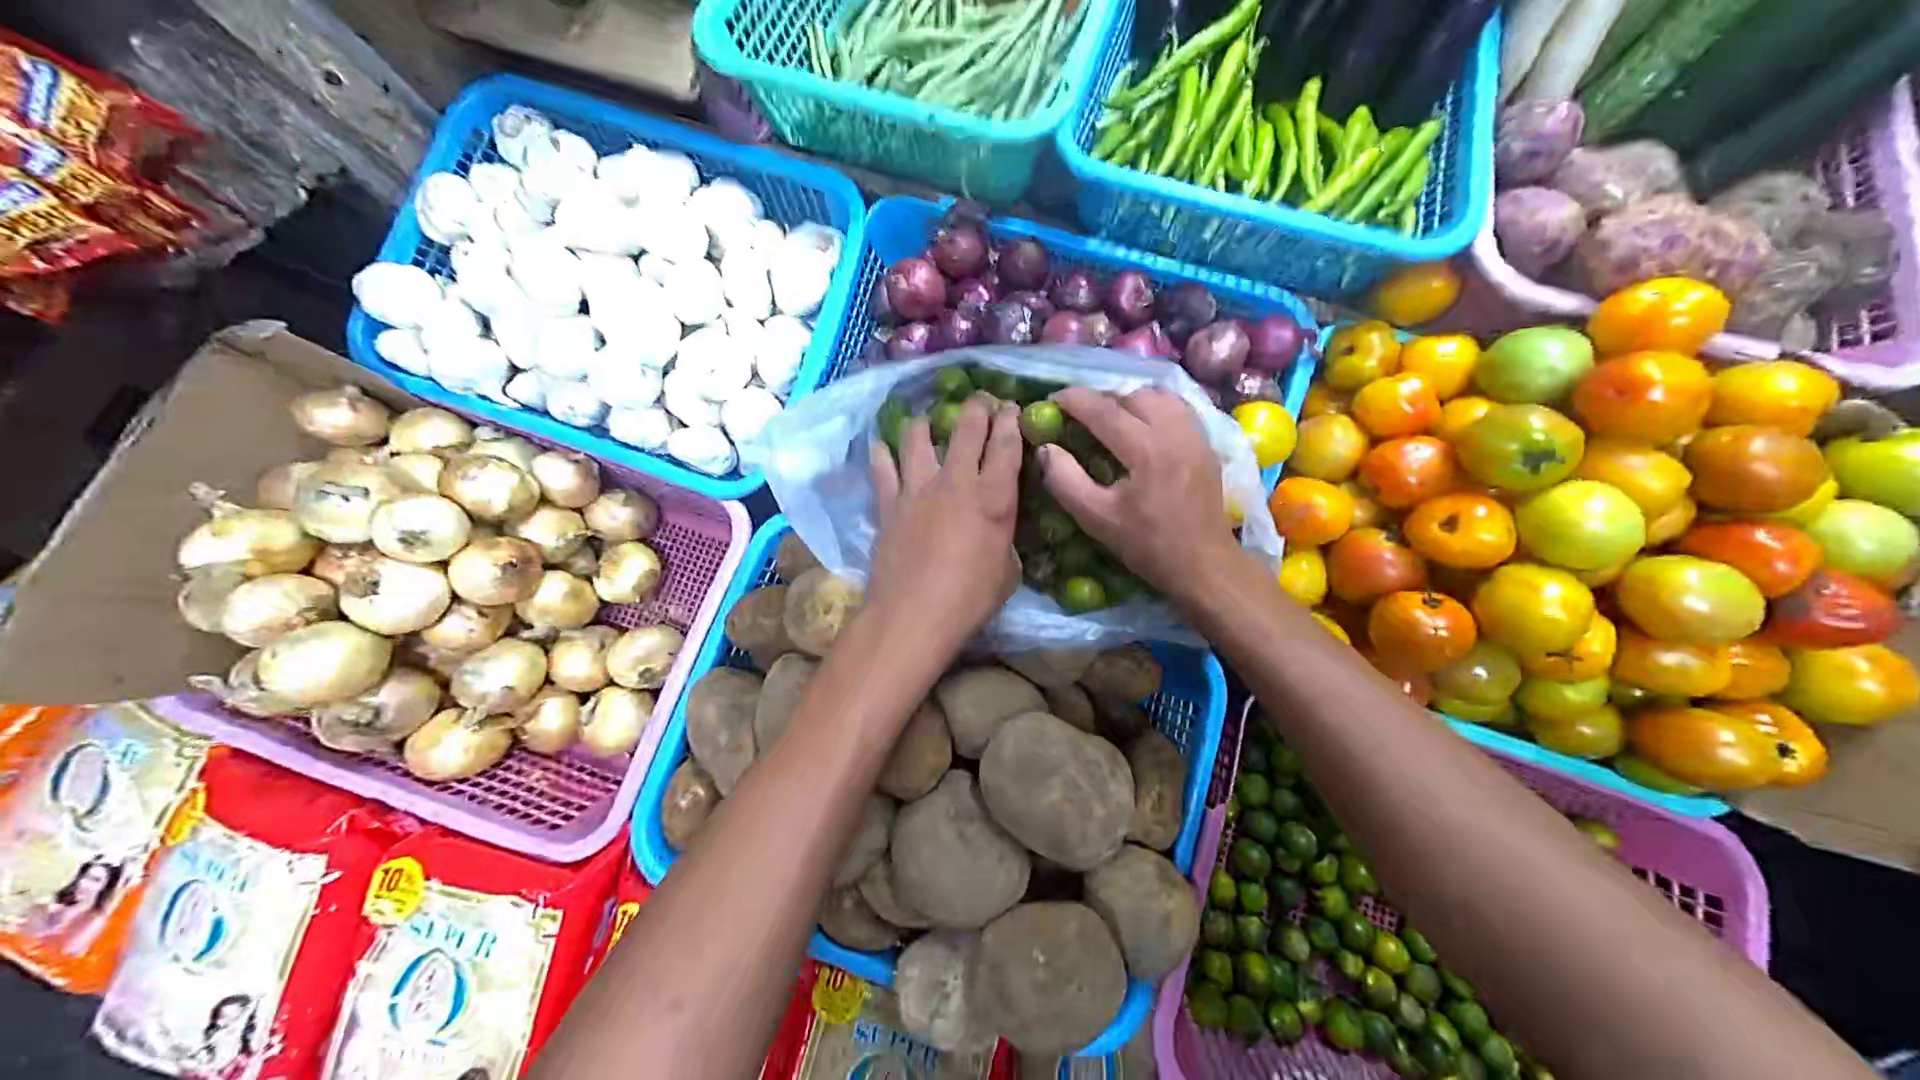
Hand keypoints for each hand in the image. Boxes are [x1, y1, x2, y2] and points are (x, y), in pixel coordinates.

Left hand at [868, 395, 1022, 651]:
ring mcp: (917, 488)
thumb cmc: (971, 598)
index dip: (1011, 421)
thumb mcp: (1007, 571)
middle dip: (977, 406)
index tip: (1013, 407)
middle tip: (980, 400)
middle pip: (966, 427)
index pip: (1006, 445)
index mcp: (994, 497)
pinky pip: (883, 467)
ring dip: (925, 422)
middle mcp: (956, 481)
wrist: (914, 614)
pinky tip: (881, 445)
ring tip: (927, 420)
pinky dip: (883, 453)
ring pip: (918, 437)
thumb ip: (1004, 540)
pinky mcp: (888, 503)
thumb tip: (998, 531)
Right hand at [1039, 387, 1241, 602]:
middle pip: (1132, 394)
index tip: (1052, 401)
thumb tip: (1046, 449)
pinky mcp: (1206, 443)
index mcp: (1146, 450)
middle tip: (1080, 415)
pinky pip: (1178, 407)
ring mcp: (1195, 434)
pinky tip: (1142, 427)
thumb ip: (1064, 480)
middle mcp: (1174, 432)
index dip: (1074, 400)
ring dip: (1130, 400)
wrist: (1203, 564)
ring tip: (1112, 419)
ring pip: (1159, 395)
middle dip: (1102, 399)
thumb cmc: (1147, 544)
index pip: (1103, 409)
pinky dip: (1155, 407)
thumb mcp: (1096, 518)